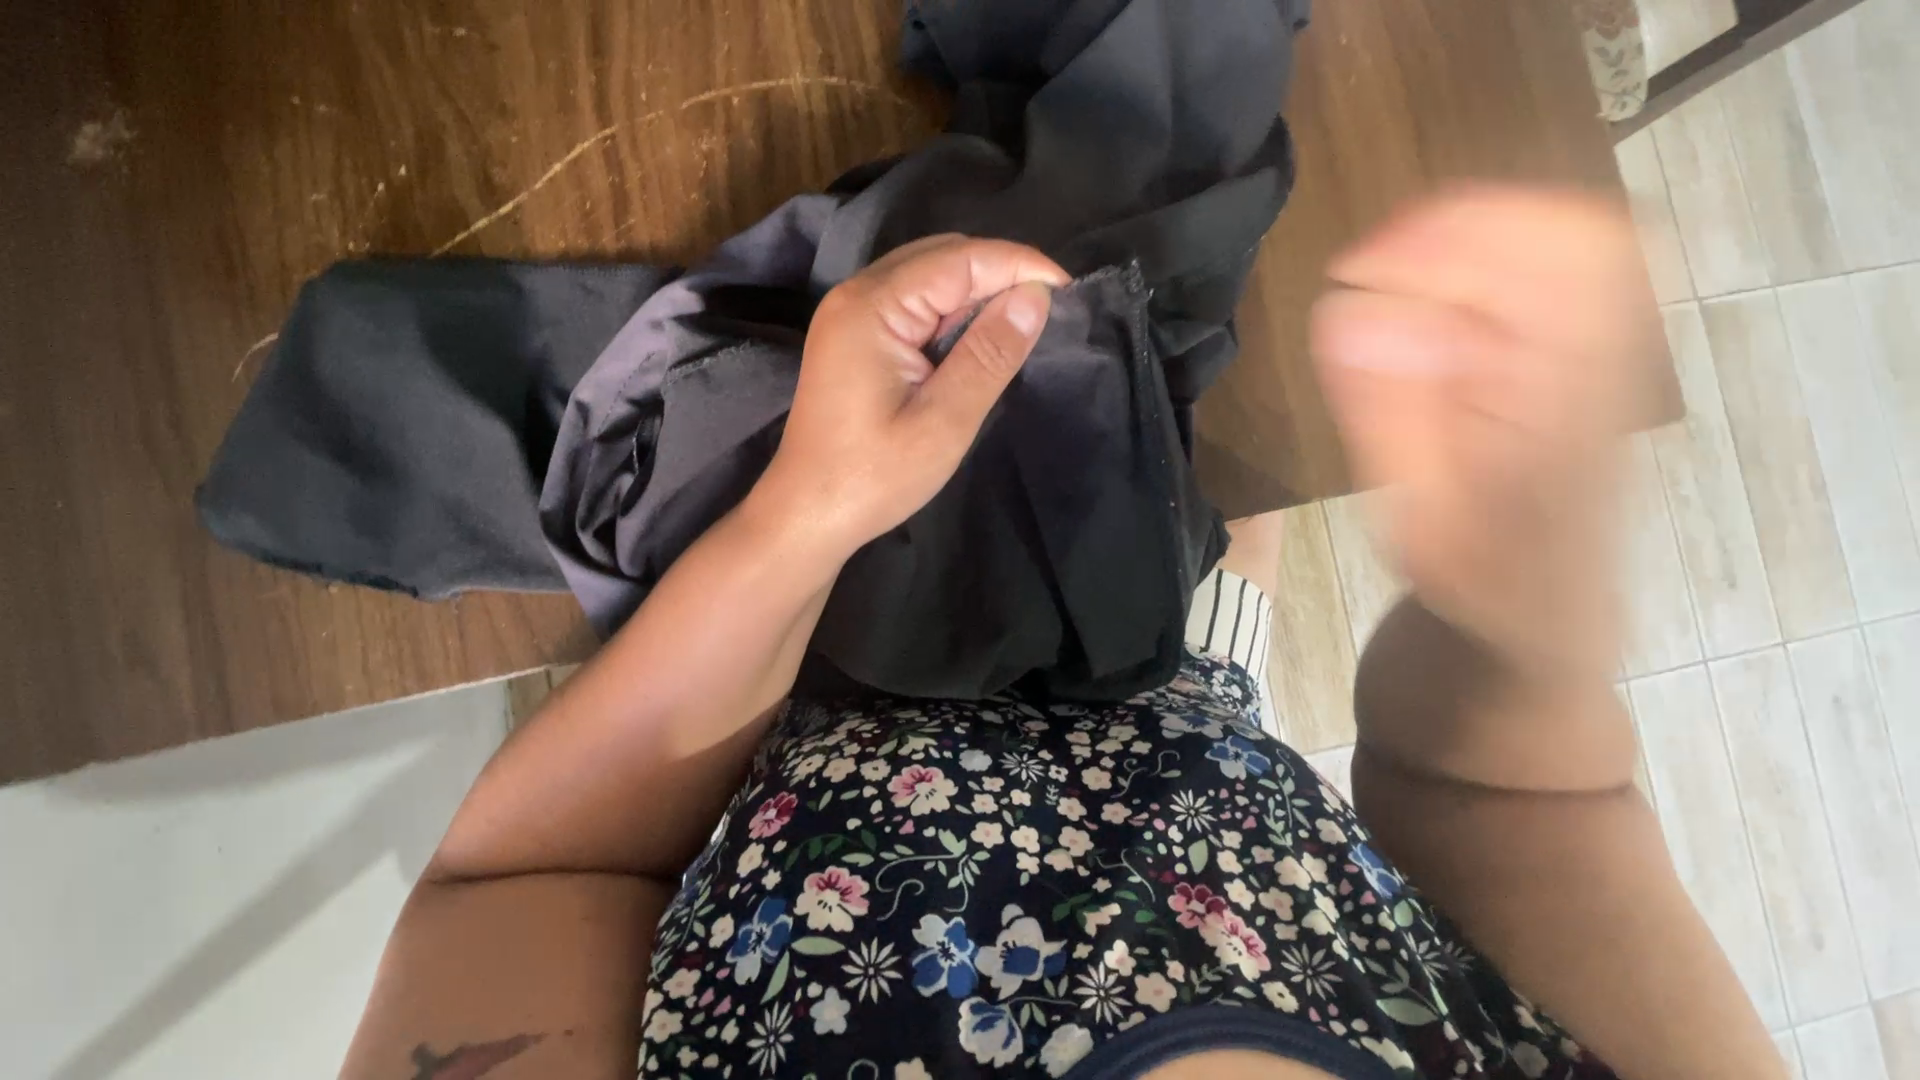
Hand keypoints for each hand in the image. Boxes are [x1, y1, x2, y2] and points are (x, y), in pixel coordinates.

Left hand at [753, 233, 1067, 559]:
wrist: (808, 514)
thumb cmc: (875, 477)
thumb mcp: (944, 421)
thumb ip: (990, 354)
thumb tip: (1036, 297)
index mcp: (873, 307)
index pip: (959, 259)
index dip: (1018, 265)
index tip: (1069, 291)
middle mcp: (856, 294)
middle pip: (941, 256)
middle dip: (999, 273)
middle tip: (1045, 313)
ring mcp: (849, 314)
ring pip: (927, 276)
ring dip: (975, 293)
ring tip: (1018, 326)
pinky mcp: (852, 337)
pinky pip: (910, 303)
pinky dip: (948, 312)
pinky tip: (973, 340)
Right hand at [1311, 187, 1661, 674]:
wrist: (1538, 637)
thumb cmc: (1478, 595)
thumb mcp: (1421, 524)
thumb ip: (1391, 416)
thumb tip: (1346, 309)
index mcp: (1574, 400)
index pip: (1561, 260)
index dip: (1457, 237)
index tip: (1357, 270)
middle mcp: (1602, 369)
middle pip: (1572, 237)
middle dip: (1458, 230)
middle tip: (1366, 268)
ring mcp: (1595, 368)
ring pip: (1561, 253)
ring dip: (1464, 248)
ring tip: (1383, 281)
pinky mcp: (1573, 375)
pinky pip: (1543, 289)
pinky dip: (1472, 276)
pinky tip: (1413, 313)